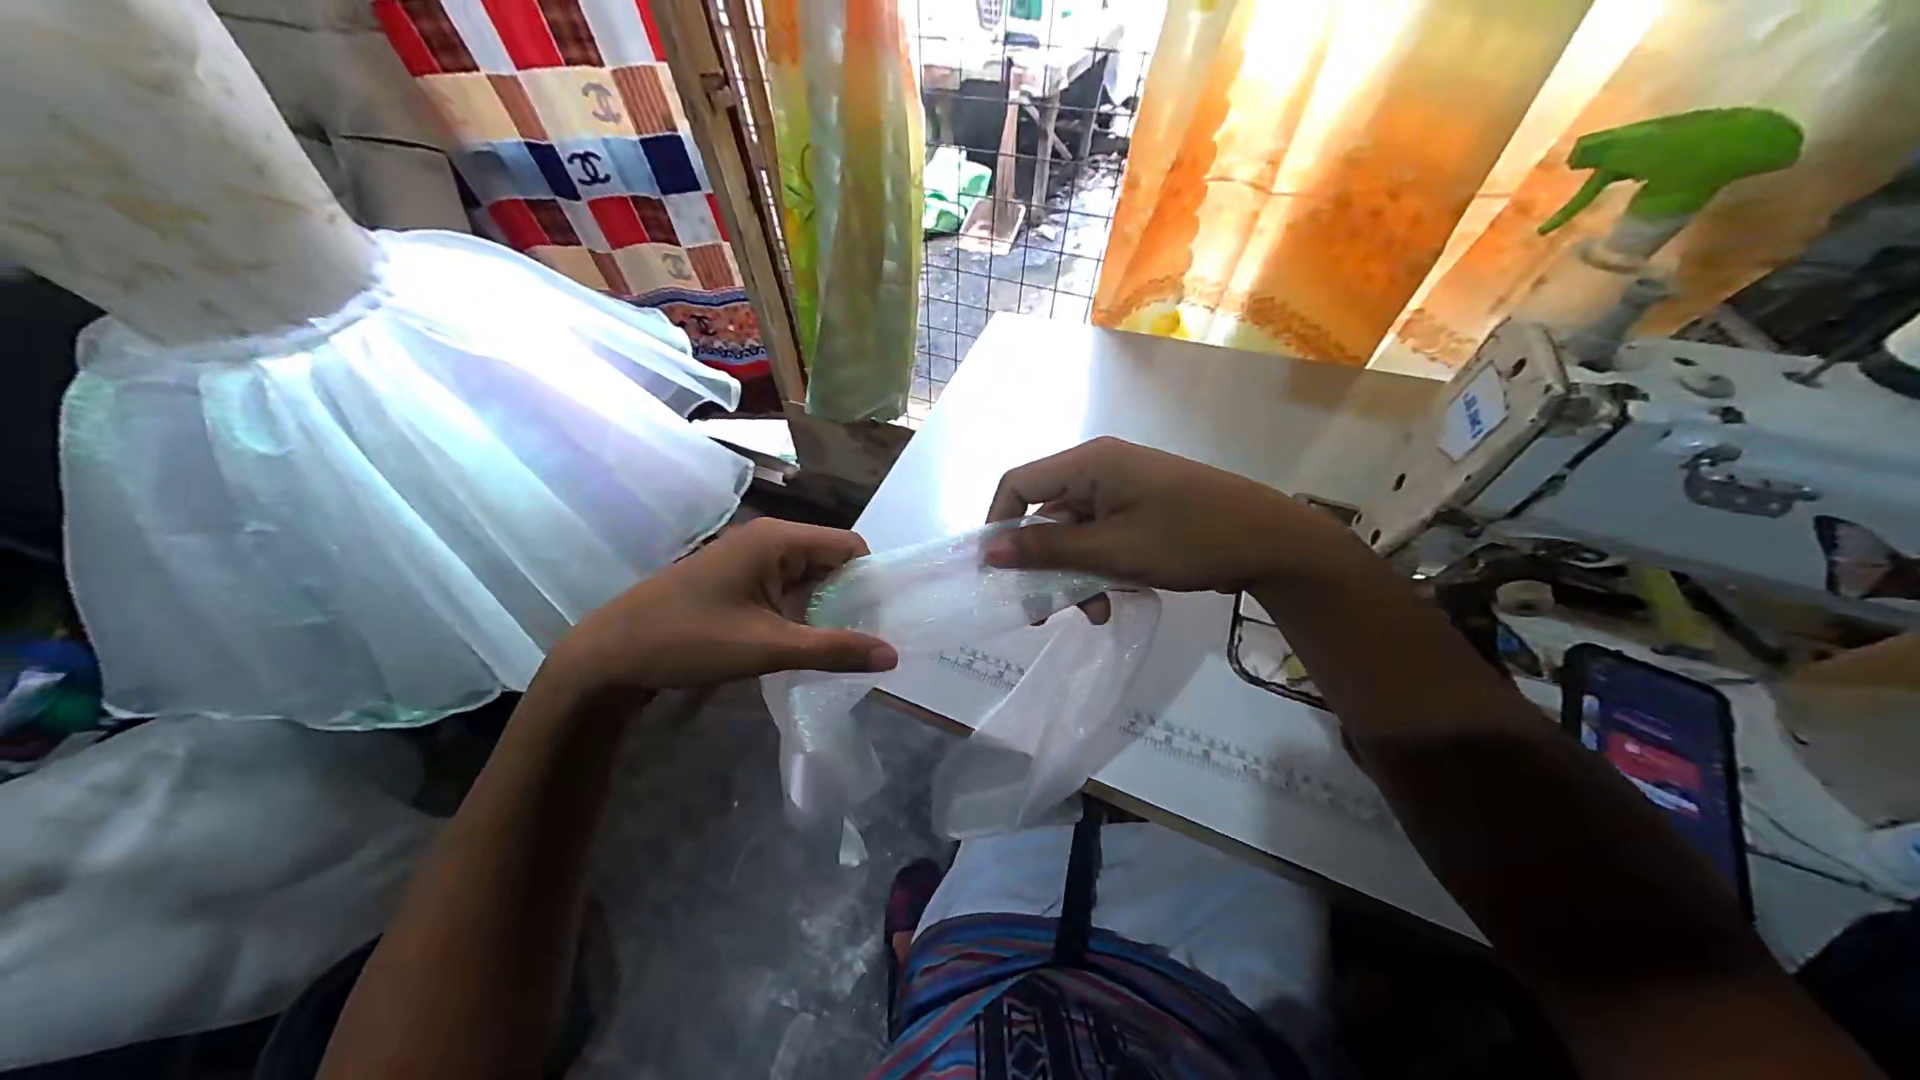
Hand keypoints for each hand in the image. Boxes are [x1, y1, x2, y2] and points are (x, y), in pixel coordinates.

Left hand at [546, 518, 898, 693]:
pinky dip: (798, 612)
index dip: (870, 580)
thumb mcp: (769, 648)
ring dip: (823, 608)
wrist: (610, 654)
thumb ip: (834, 649)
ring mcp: (747, 558)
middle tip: (864, 641)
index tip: (881, 620)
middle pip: (830, 560)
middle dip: (849, 598)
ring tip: (837, 647)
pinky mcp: (734, 579)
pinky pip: (783, 587)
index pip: (849, 546)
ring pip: (806, 576)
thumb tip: (892, 654)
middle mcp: (766, 539)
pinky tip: (800, 643)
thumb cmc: (690, 640)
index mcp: (777, 539)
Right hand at [984, 437, 1371, 593]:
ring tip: (1093, 613)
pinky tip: (1112, 603)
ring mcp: (1122, 490)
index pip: (1019, 484)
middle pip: (1047, 516)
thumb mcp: (1113, 551)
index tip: (995, 570)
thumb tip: (991, 551)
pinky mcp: (1140, 511)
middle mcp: (1100, 470)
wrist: (1273, 542)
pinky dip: (1099, 570)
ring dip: (1075, 576)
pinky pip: (1101, 539)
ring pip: (1074, 535)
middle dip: (1042, 565)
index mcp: (1090, 463)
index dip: (998, 523)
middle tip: (1039, 613)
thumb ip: (1049, 551)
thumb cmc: (1190, 539)